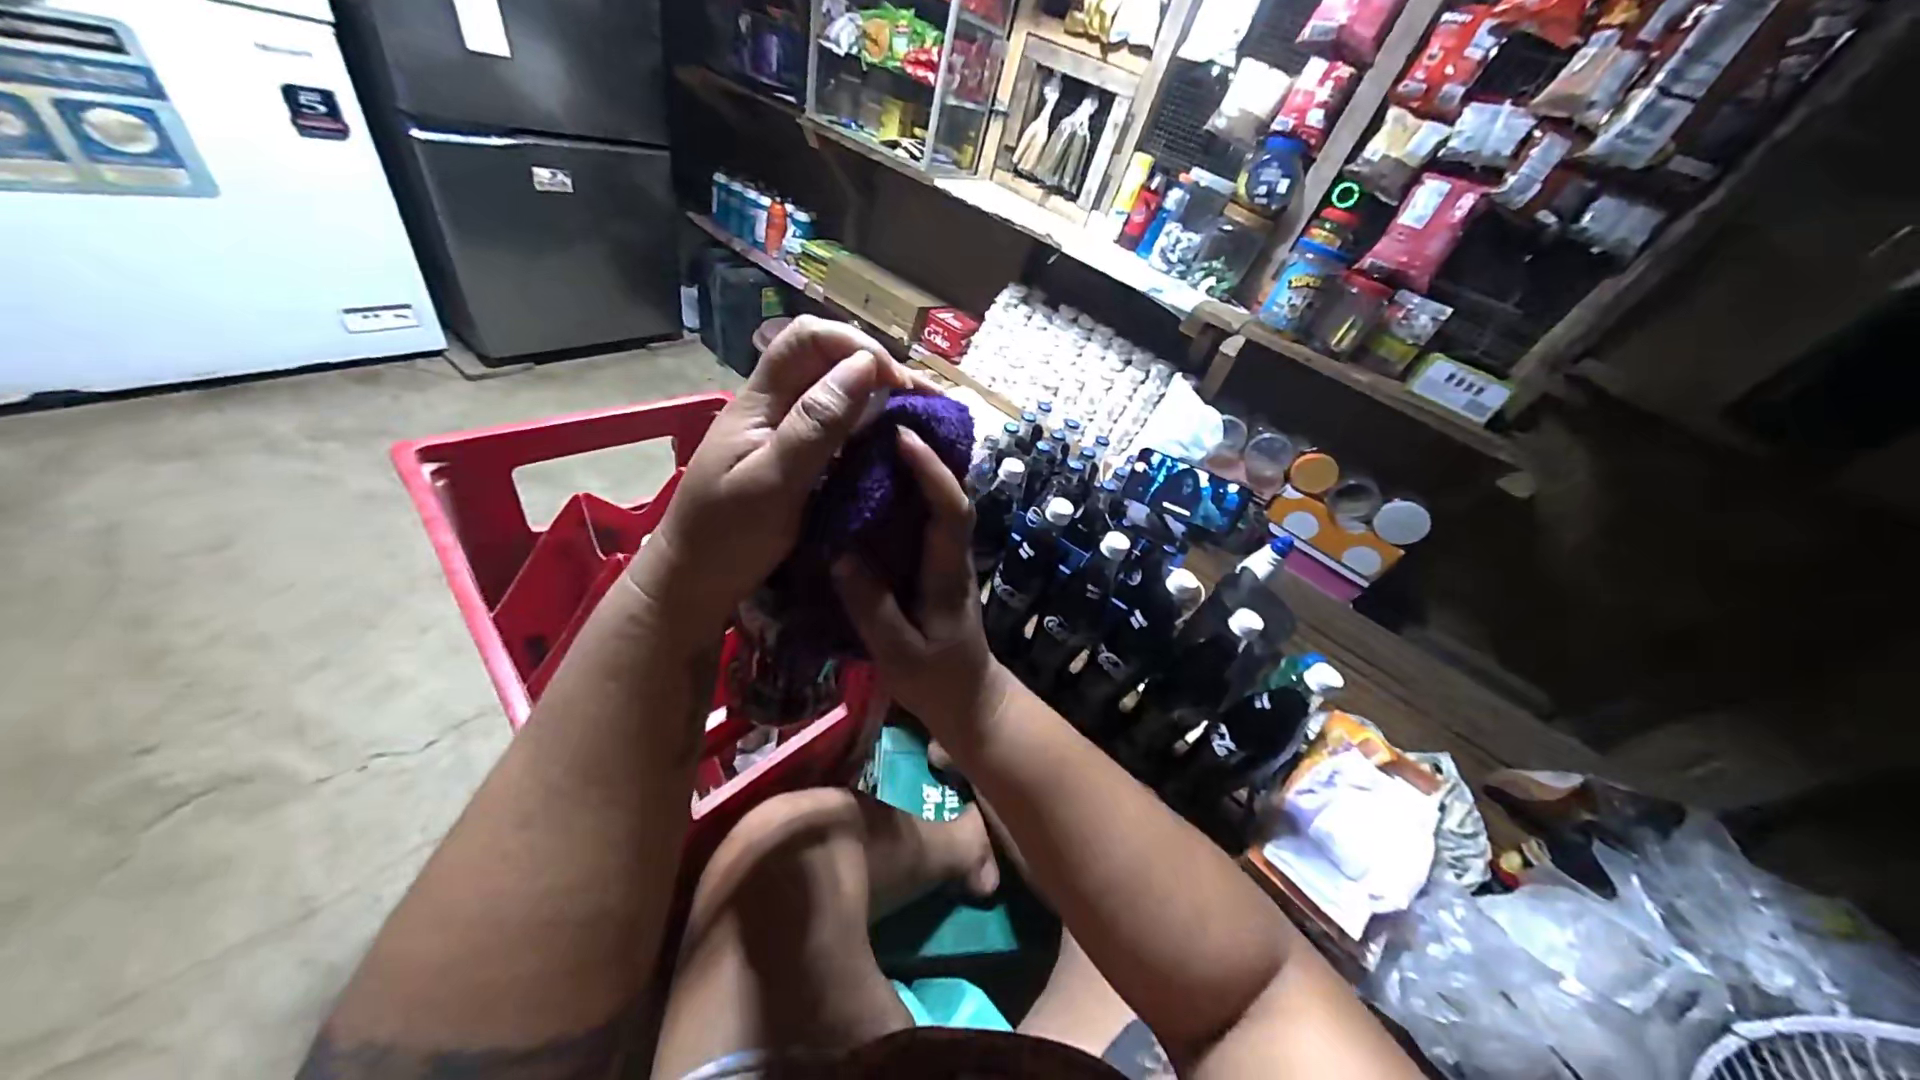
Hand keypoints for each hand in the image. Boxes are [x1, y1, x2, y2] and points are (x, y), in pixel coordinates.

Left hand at [630, 316, 911, 635]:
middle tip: (925, 401)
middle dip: (877, 369)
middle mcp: (772, 407)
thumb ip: (816, 424)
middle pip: (825, 360)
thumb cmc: (726, 538)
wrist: (692, 583)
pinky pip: (834, 429)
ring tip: (920, 418)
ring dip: (877, 398)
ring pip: (833, 394)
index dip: (858, 347)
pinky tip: (891, 446)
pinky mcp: (792, 460)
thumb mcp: (773, 481)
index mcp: (759, 402)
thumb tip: (865, 365)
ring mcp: (781, 434)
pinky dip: (867, 429)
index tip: (898, 386)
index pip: (809, 338)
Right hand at [833, 428, 1016, 743]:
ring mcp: (947, 559)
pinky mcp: (935, 566)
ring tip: (875, 441)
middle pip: (949, 493)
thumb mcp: (899, 654)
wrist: (970, 700)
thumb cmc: (937, 680)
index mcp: (948, 572)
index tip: (902, 438)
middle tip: (883, 421)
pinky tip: (874, 486)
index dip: (932, 471)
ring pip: (937, 503)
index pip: (951, 509)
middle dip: (926, 454)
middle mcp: (953, 555)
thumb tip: (842, 556)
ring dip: (915, 469)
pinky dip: (905, 495)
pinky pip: (922, 520)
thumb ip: (872, 608)